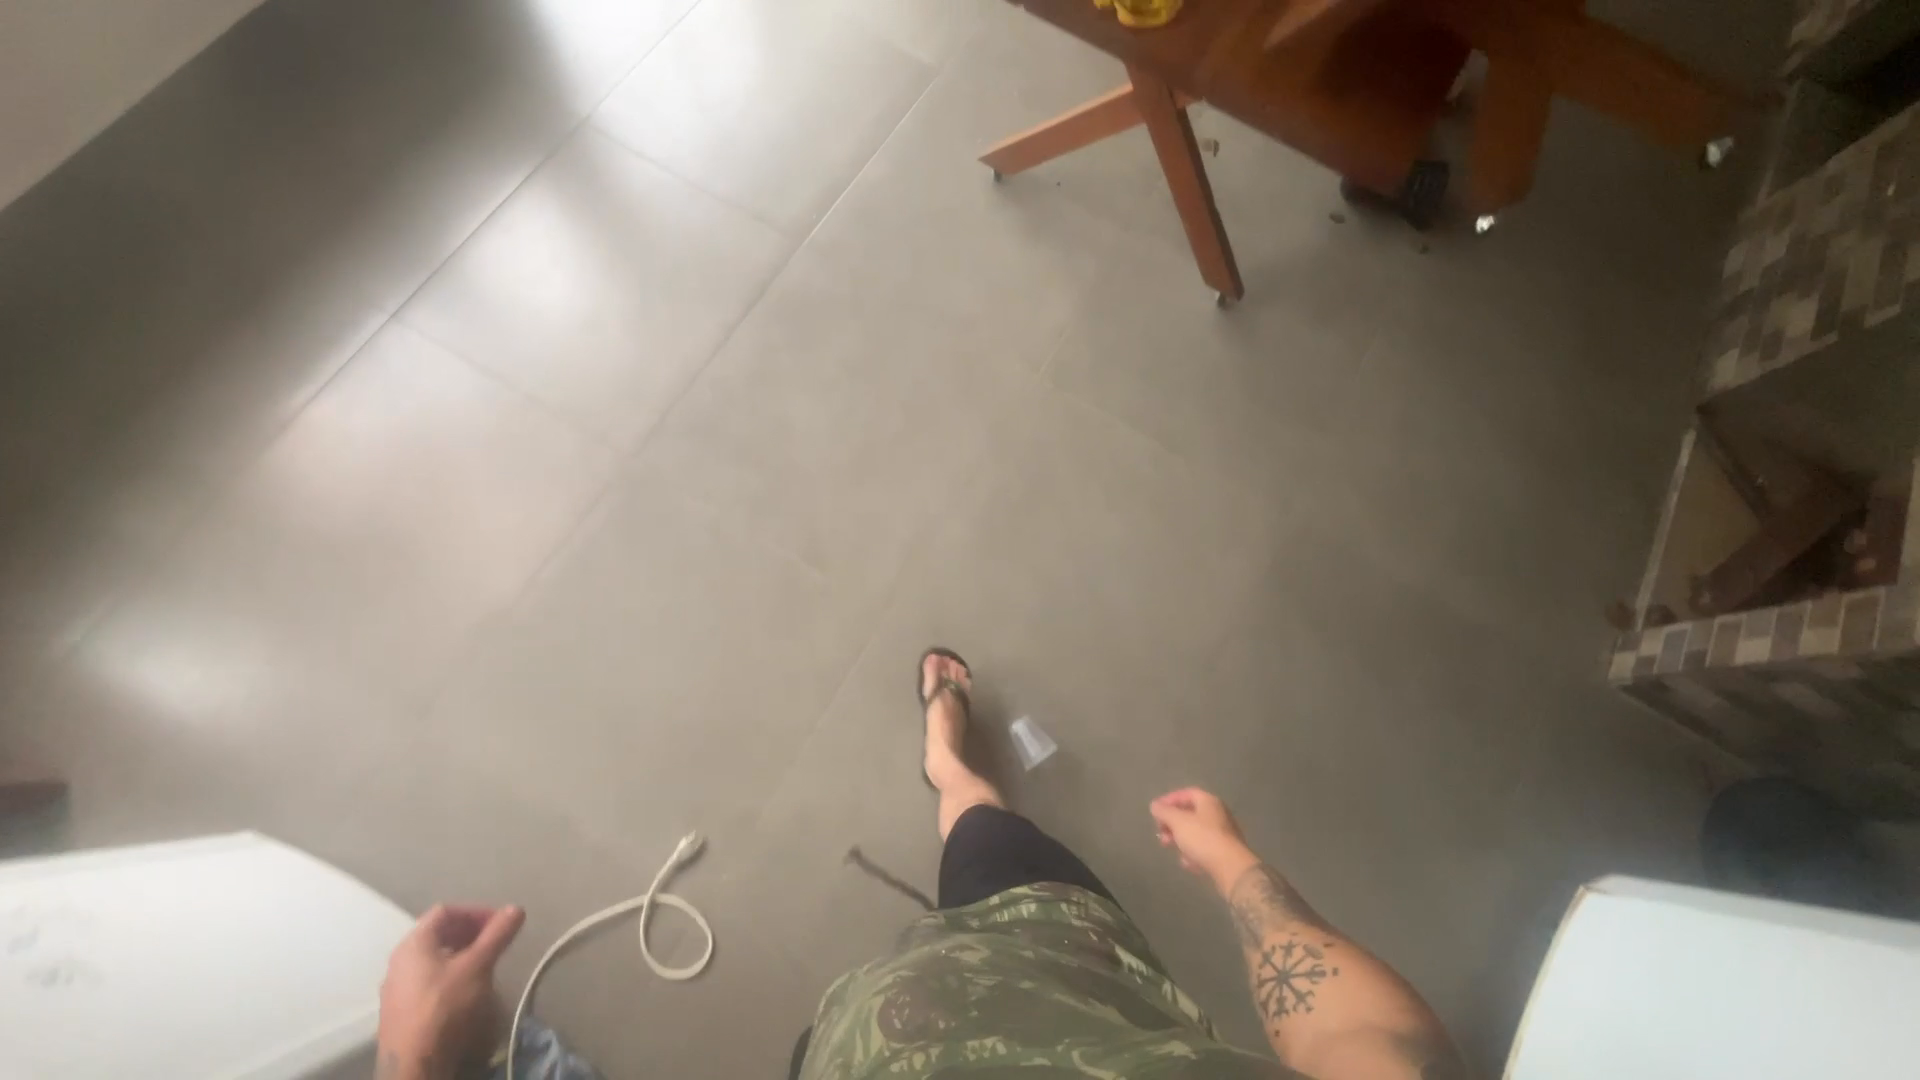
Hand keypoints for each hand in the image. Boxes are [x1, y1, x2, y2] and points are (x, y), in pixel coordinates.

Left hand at [377, 904, 524, 1079]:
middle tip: (496, 942)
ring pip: (434, 958)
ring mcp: (397, 988)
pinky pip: (429, 978)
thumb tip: (516, 908)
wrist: (414, 1067)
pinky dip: (452, 973)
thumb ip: (498, 934)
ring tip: (486, 964)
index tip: (499, 924)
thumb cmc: (445, 1007)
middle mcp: (399, 962)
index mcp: (413, 944)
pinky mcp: (401, 1011)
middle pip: (439, 933)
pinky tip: (467, 989)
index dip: (476, 912)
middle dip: (471, 932)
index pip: (446, 911)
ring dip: (463, 953)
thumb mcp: (478, 965)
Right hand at [1150, 788, 1259, 893]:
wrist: (1231, 868)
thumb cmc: (1202, 838)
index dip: (1169, 800)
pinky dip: (1193, 853)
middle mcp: (1218, 814)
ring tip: (1170, 848)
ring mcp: (1224, 835)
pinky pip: (1205, 849)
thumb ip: (1164, 811)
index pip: (1186, 794)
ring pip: (1196, 833)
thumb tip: (1155, 805)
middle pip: (1190, 814)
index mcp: (1209, 802)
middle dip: (1172, 823)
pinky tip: (1187, 863)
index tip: (1155, 811)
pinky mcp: (1226, 853)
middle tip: (1161, 833)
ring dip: (1180, 839)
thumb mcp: (1177, 821)